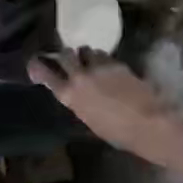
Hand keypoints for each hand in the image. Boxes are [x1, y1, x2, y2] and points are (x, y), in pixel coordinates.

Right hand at [28, 48, 182, 161]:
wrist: (147, 123)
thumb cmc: (117, 132)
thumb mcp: (89, 120)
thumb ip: (79, 102)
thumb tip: (78, 93)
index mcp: (69, 95)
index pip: (44, 73)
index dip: (37, 66)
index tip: (35, 62)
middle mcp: (79, 76)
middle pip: (65, 54)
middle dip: (65, 55)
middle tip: (68, 58)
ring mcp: (99, 67)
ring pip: (86, 50)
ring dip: (86, 55)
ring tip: (92, 62)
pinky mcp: (117, 63)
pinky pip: (104, 55)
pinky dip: (103, 59)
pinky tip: (109, 68)